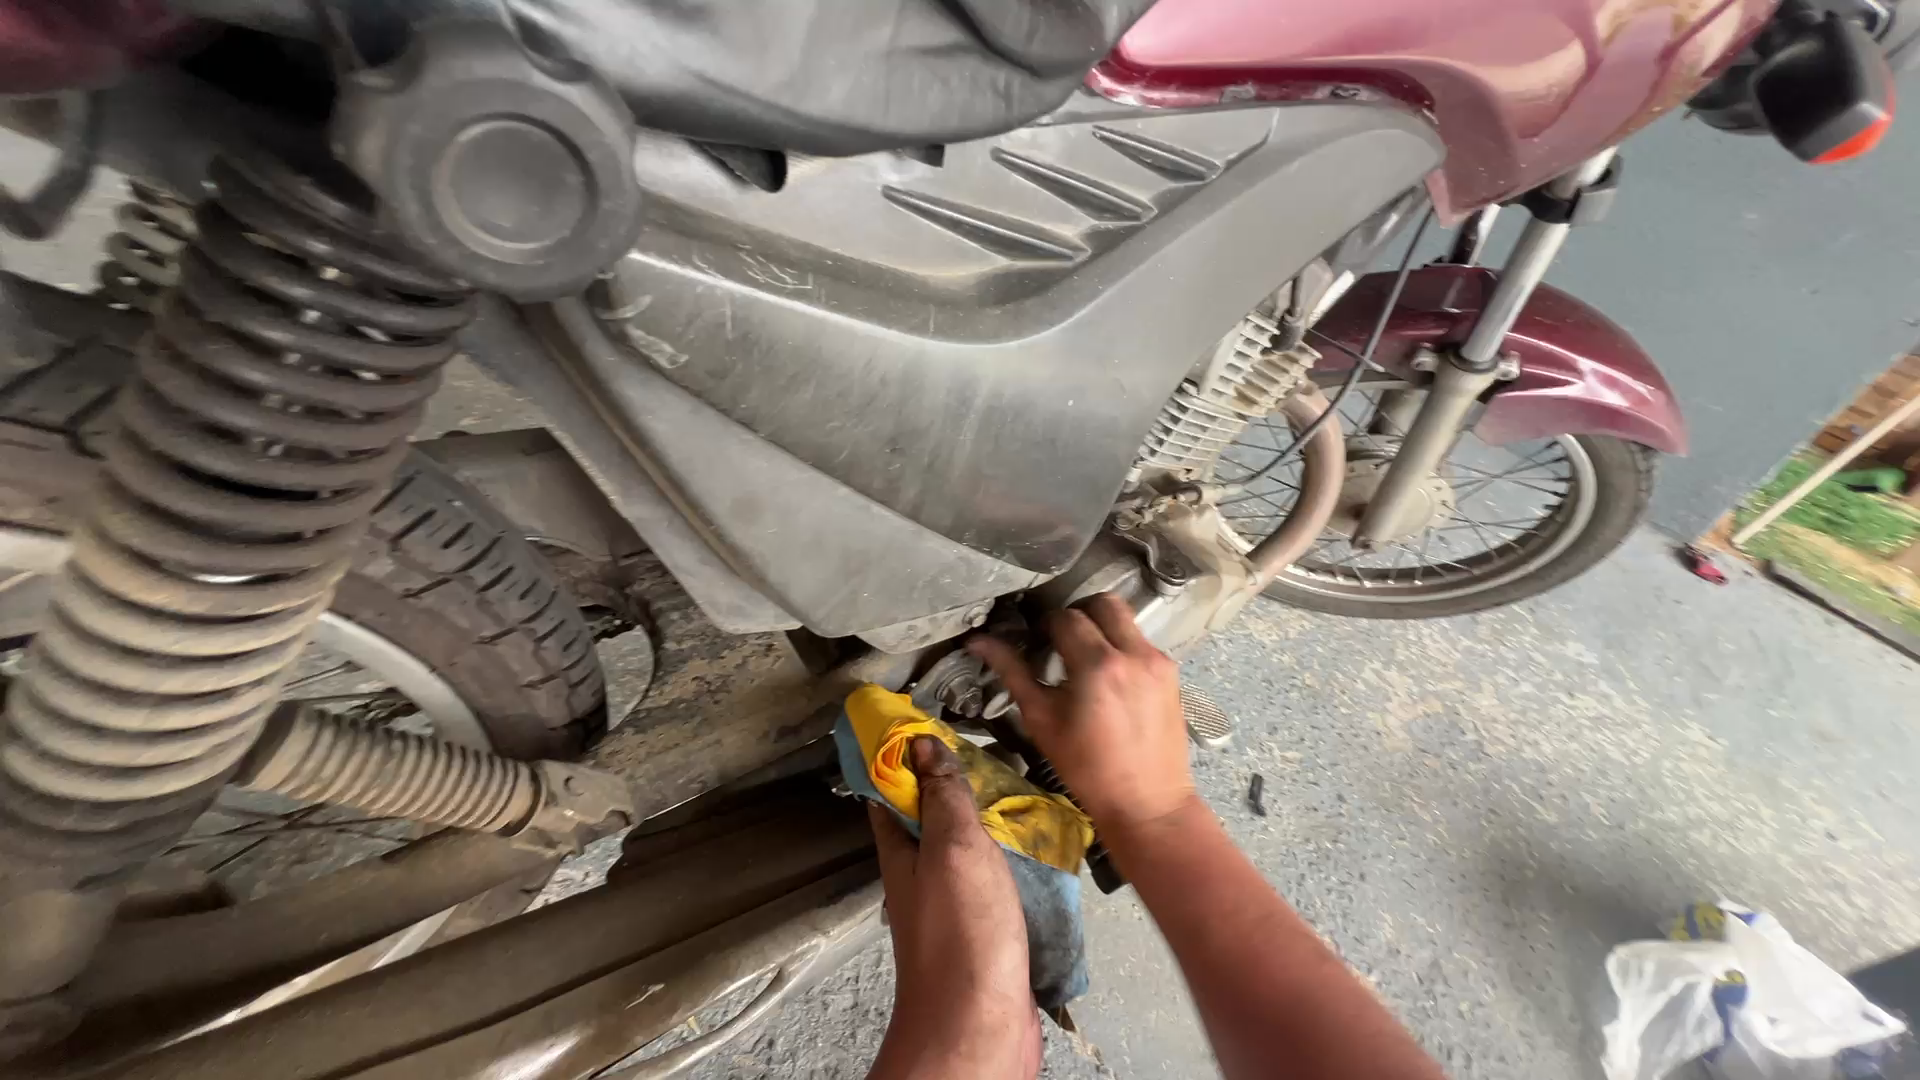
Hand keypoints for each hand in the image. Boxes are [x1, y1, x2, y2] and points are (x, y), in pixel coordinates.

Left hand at [866, 737, 1039, 1079]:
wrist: (981, 1024)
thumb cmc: (961, 932)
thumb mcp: (952, 846)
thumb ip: (941, 795)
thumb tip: (920, 741)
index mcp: (900, 848)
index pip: (889, 787)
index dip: (900, 751)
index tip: (925, 717)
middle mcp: (921, 869)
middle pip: (929, 810)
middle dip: (951, 777)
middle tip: (987, 745)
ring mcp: (953, 897)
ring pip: (964, 840)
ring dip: (985, 813)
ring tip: (1018, 780)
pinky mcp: (984, 920)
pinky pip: (993, 872)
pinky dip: (1008, 849)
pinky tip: (1035, 836)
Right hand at [969, 593, 1195, 836]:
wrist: (1147, 803)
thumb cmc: (1086, 768)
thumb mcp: (1041, 719)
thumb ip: (1012, 672)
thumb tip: (979, 642)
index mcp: (1097, 665)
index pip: (1065, 618)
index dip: (1045, 625)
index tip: (1037, 642)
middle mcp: (1132, 654)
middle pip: (1102, 602)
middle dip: (1078, 612)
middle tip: (1062, 638)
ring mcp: (1158, 661)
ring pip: (1126, 618)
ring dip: (1101, 626)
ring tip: (1085, 656)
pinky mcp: (1172, 673)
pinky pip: (1141, 641)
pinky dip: (1121, 646)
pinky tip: (1109, 677)